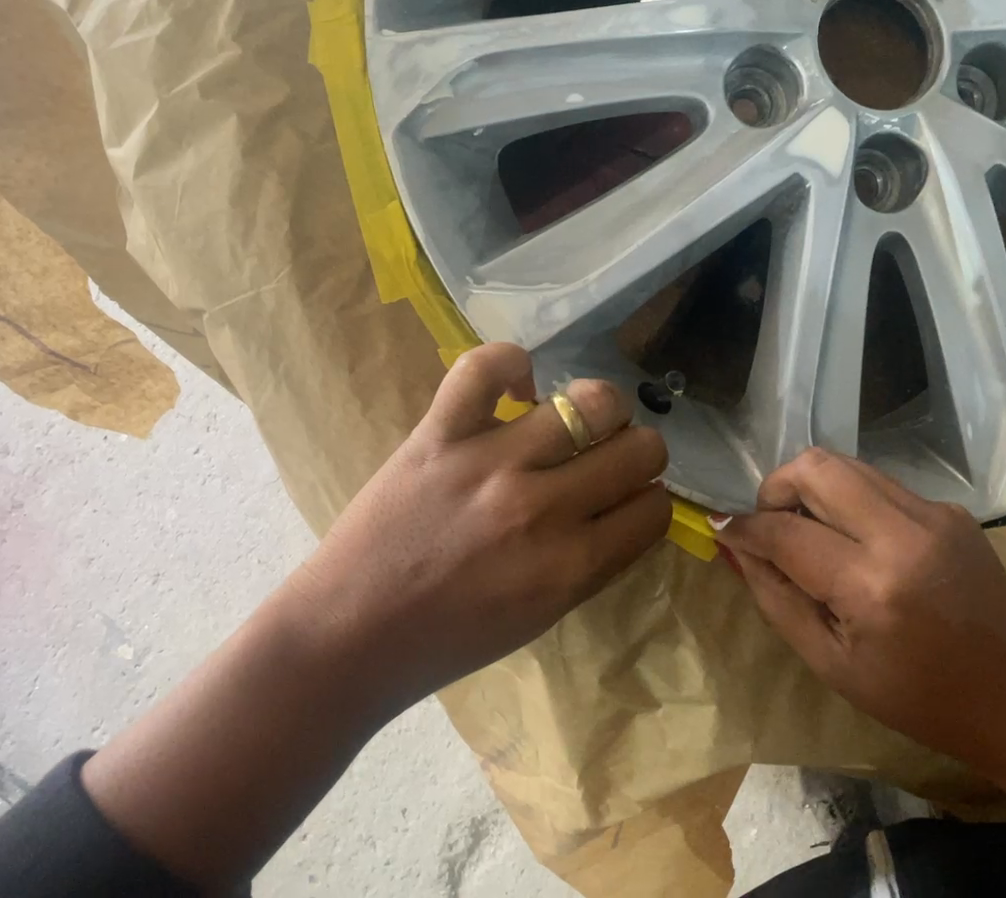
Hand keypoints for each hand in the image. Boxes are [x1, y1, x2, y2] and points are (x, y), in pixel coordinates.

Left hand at [295, 342, 671, 708]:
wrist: (351, 634)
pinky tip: (518, 388)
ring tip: (573, 424)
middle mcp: (543, 509)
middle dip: (638, 455)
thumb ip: (595, 561)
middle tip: (607, 461)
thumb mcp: (544, 615)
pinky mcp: (440, 432)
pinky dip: (511, 364)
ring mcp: (490, 462)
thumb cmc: (451, 639)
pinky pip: (488, 366)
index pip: (654, 509)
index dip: (649, 502)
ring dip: (598, 411)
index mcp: (572, 566)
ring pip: (592, 402)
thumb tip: (630, 505)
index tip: (630, 501)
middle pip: (641, 450)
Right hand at [719, 449, 1005, 776]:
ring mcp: (934, 513)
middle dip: (777, 487)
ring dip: (813, 489)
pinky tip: (859, 545)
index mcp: (871, 586)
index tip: (723, 528)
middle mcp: (903, 533)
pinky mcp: (950, 509)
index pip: (786, 531)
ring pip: (848, 464)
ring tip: (811, 532)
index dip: (745, 527)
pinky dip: (852, 502)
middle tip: (772, 525)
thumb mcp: (830, 663)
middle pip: (817, 467)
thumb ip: (776, 598)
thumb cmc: (916, 697)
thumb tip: (734, 547)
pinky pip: (881, 485)